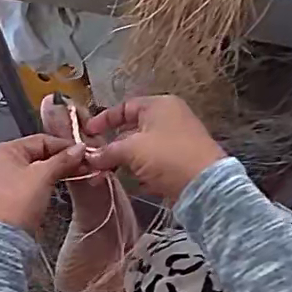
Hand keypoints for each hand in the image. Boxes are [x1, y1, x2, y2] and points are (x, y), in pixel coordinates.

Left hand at [0, 133, 88, 232]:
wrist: (4, 238)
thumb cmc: (18, 202)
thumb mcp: (43, 176)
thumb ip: (63, 159)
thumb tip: (81, 148)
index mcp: (4, 150)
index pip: (41, 140)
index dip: (65, 146)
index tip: (85, 152)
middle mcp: (2, 161)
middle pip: (40, 153)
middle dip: (63, 159)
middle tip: (86, 164)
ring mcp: (7, 178)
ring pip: (39, 168)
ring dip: (59, 170)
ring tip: (80, 172)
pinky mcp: (13, 194)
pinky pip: (35, 181)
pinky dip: (50, 180)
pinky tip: (65, 182)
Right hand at [85, 95, 225, 201]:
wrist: (204, 185)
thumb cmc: (167, 156)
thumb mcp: (131, 150)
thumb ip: (107, 151)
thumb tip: (89, 158)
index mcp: (159, 105)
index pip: (124, 107)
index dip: (103, 120)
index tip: (87, 134)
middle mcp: (168, 118)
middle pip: (130, 129)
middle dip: (109, 146)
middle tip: (92, 160)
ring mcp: (174, 141)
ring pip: (139, 148)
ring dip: (120, 161)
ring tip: (102, 175)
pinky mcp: (178, 162)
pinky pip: (150, 163)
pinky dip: (136, 171)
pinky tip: (124, 182)